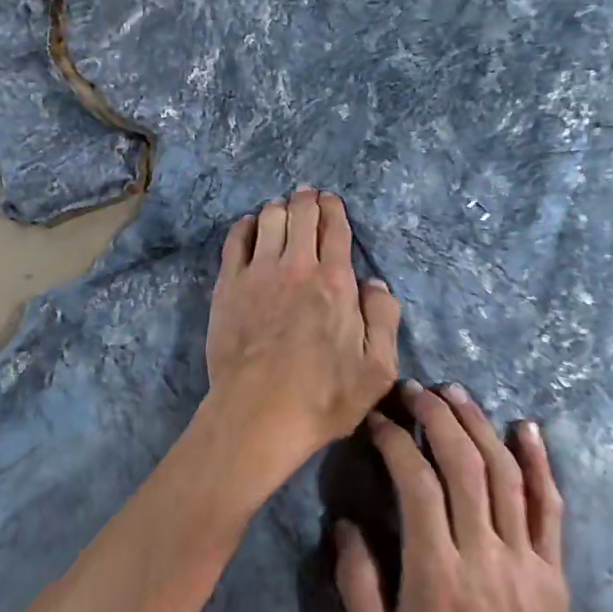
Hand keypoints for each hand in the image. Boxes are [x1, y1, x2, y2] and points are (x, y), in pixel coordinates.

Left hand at [203, 187, 400, 473]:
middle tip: (308, 195)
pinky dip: (246, 225)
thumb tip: (375, 284)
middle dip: (307, 199)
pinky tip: (251, 225)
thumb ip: (384, 320)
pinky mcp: (228, 286)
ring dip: (279, 208)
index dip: (333, 208)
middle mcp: (297, 266)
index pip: (335, 228)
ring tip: (283, 208)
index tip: (331, 201)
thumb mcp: (377, 369)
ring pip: (269, 219)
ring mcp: (258, 273)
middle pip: (301, 214)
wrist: (257, 416)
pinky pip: (236, 240)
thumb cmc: (323, 396)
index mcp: (336, 281)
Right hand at [338, 381, 570, 611]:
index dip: (397, 443)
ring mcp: (526, 562)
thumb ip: (359, 592)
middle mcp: (484, 558)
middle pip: (465, 466)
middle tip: (417, 389)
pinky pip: (551, 508)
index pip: (419, 486)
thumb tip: (345, 524)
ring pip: (507, 475)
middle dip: (438, 417)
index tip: (379, 420)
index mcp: (437, 579)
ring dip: (481, 425)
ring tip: (457, 393)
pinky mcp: (555, 572)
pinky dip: (540, 463)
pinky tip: (526, 427)